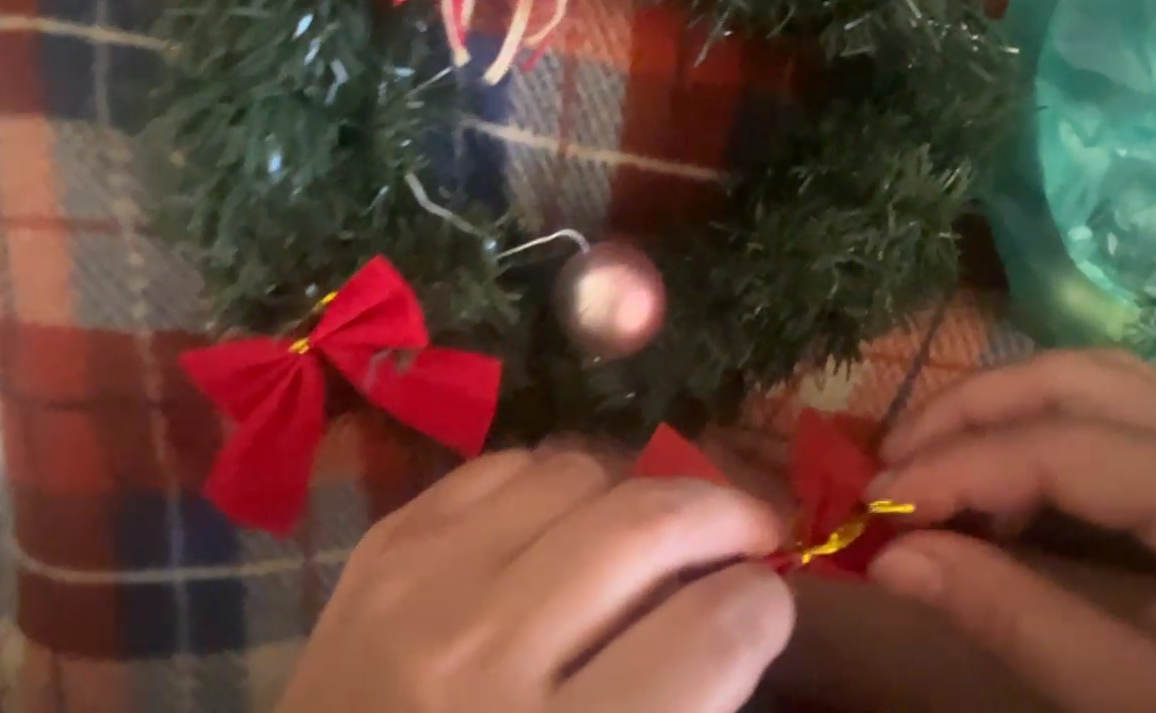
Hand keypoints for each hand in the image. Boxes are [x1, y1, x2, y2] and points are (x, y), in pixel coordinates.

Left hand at [280, 448, 793, 712]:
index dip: (762, 605)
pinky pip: (501, 466)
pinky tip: (567, 516)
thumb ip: (679, 707)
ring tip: (655, 522)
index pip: (706, 638)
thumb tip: (740, 606)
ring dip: (637, 491)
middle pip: (644, 527)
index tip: (770, 596)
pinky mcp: (384, 545)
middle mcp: (483, 656)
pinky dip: (553, 482)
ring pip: (576, 474)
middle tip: (752, 528)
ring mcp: (422, 584)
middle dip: (725, 513)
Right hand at [867, 350, 1155, 712]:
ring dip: (1006, 409)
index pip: (1061, 446)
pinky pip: (1130, 423)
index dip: (952, 468)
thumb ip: (1016, 621)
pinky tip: (1014, 481)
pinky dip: (1050, 433)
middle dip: (970, 410)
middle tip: (894, 460)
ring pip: (1102, 383)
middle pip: (1079, 378)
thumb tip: (891, 558)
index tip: (875, 505)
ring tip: (938, 459)